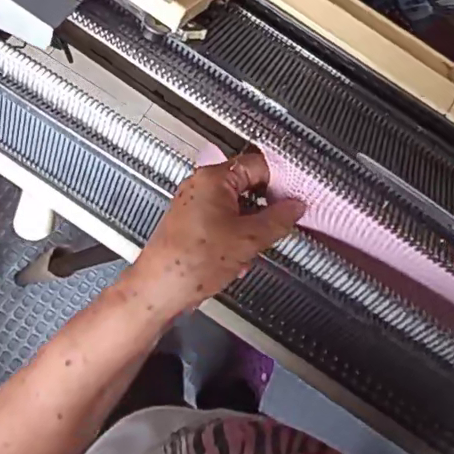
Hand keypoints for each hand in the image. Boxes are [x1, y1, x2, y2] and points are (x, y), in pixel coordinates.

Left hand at [122, 153, 304, 316]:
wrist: (159, 290)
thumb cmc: (190, 261)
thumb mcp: (249, 239)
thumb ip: (278, 219)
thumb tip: (295, 207)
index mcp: (213, 178)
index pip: (259, 164)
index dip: (280, 182)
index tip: (293, 198)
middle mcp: (200, 185)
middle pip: (248, 185)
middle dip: (265, 209)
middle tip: (279, 224)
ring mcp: (194, 204)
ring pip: (237, 206)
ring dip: (251, 227)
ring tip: (252, 248)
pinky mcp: (191, 223)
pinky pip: (223, 222)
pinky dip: (235, 237)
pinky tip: (237, 258)